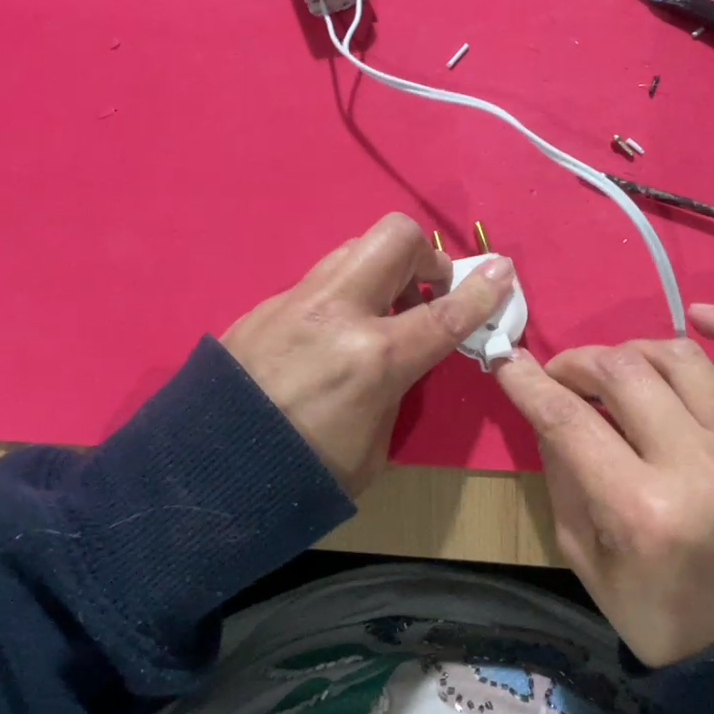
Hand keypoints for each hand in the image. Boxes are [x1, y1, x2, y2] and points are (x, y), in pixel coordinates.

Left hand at [222, 213, 516, 496]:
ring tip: (383, 306)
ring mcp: (296, 301)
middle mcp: (337, 312)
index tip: (503, 272)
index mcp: (374, 357)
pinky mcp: (265, 304)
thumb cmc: (303, 475)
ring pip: (353, 248)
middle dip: (425, 253)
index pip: (445, 312)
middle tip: (427, 288)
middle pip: (394, 238)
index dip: (482, 291)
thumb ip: (397, 388)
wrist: (211, 469)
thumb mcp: (374, 449)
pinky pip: (318, 279)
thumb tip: (403, 354)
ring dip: (381, 267)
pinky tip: (331, 332)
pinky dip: (342, 293)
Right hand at [494, 303, 713, 667]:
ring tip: (618, 370)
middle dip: (577, 363)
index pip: (567, 418)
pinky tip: (702, 317)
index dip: (527, 382)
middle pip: (624, 373)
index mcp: (640, 511)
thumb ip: (563, 474)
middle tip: (563, 377)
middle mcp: (698, 470)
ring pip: (683, 358)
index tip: (507, 361)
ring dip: (633, 352)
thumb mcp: (584, 557)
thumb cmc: (657, 612)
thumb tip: (548, 405)